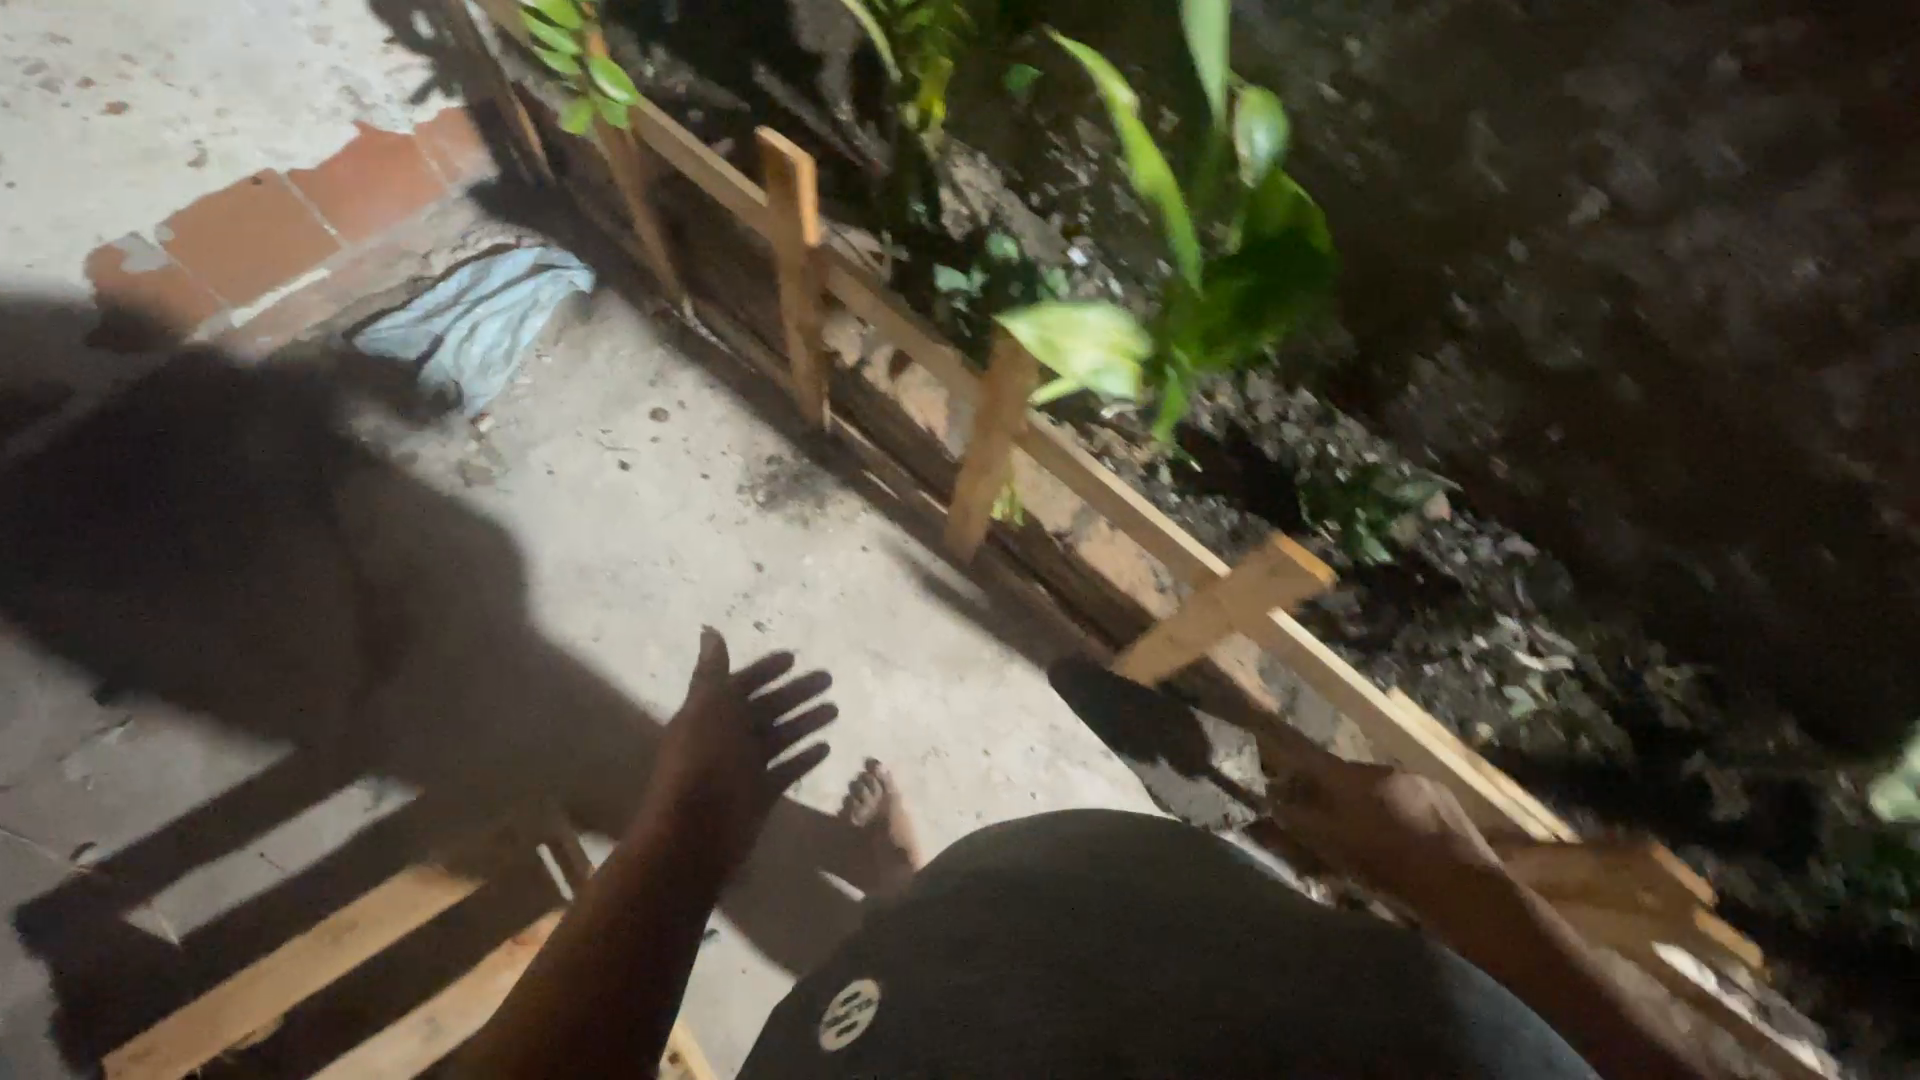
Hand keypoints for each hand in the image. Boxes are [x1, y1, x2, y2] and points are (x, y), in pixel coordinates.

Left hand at [641, 628, 836, 870]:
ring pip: (780, 736)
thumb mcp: (706, 709)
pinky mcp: (760, 794)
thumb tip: (709, 630)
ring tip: (835, 709)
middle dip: (796, 692)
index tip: (793, 657)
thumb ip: (713, 672)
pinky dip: (804, 758)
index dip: (765, 670)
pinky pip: (786, 770)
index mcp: (711, 714)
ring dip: (805, 722)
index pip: (742, 683)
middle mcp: (728, 737)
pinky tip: (826, 747)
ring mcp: (745, 767)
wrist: (694, 832)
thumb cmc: (702, 763)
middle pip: (767, 708)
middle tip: (828, 678)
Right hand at [1267, 751, 1502, 907]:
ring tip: (1367, 834)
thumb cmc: (1392, 870)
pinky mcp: (1449, 801)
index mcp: (1357, 777)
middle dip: (1331, 792)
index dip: (1295, 775)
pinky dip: (1397, 812)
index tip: (1284, 791)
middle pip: (1346, 775)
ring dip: (1366, 803)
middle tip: (1326, 820)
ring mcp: (1422, 783)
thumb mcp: (1334, 849)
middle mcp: (1388, 769)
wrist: (1466, 893)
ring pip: (1379, 787)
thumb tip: (1272, 801)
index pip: (1313, 762)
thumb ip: (1298, 822)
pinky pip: (1409, 799)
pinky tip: (1402, 839)